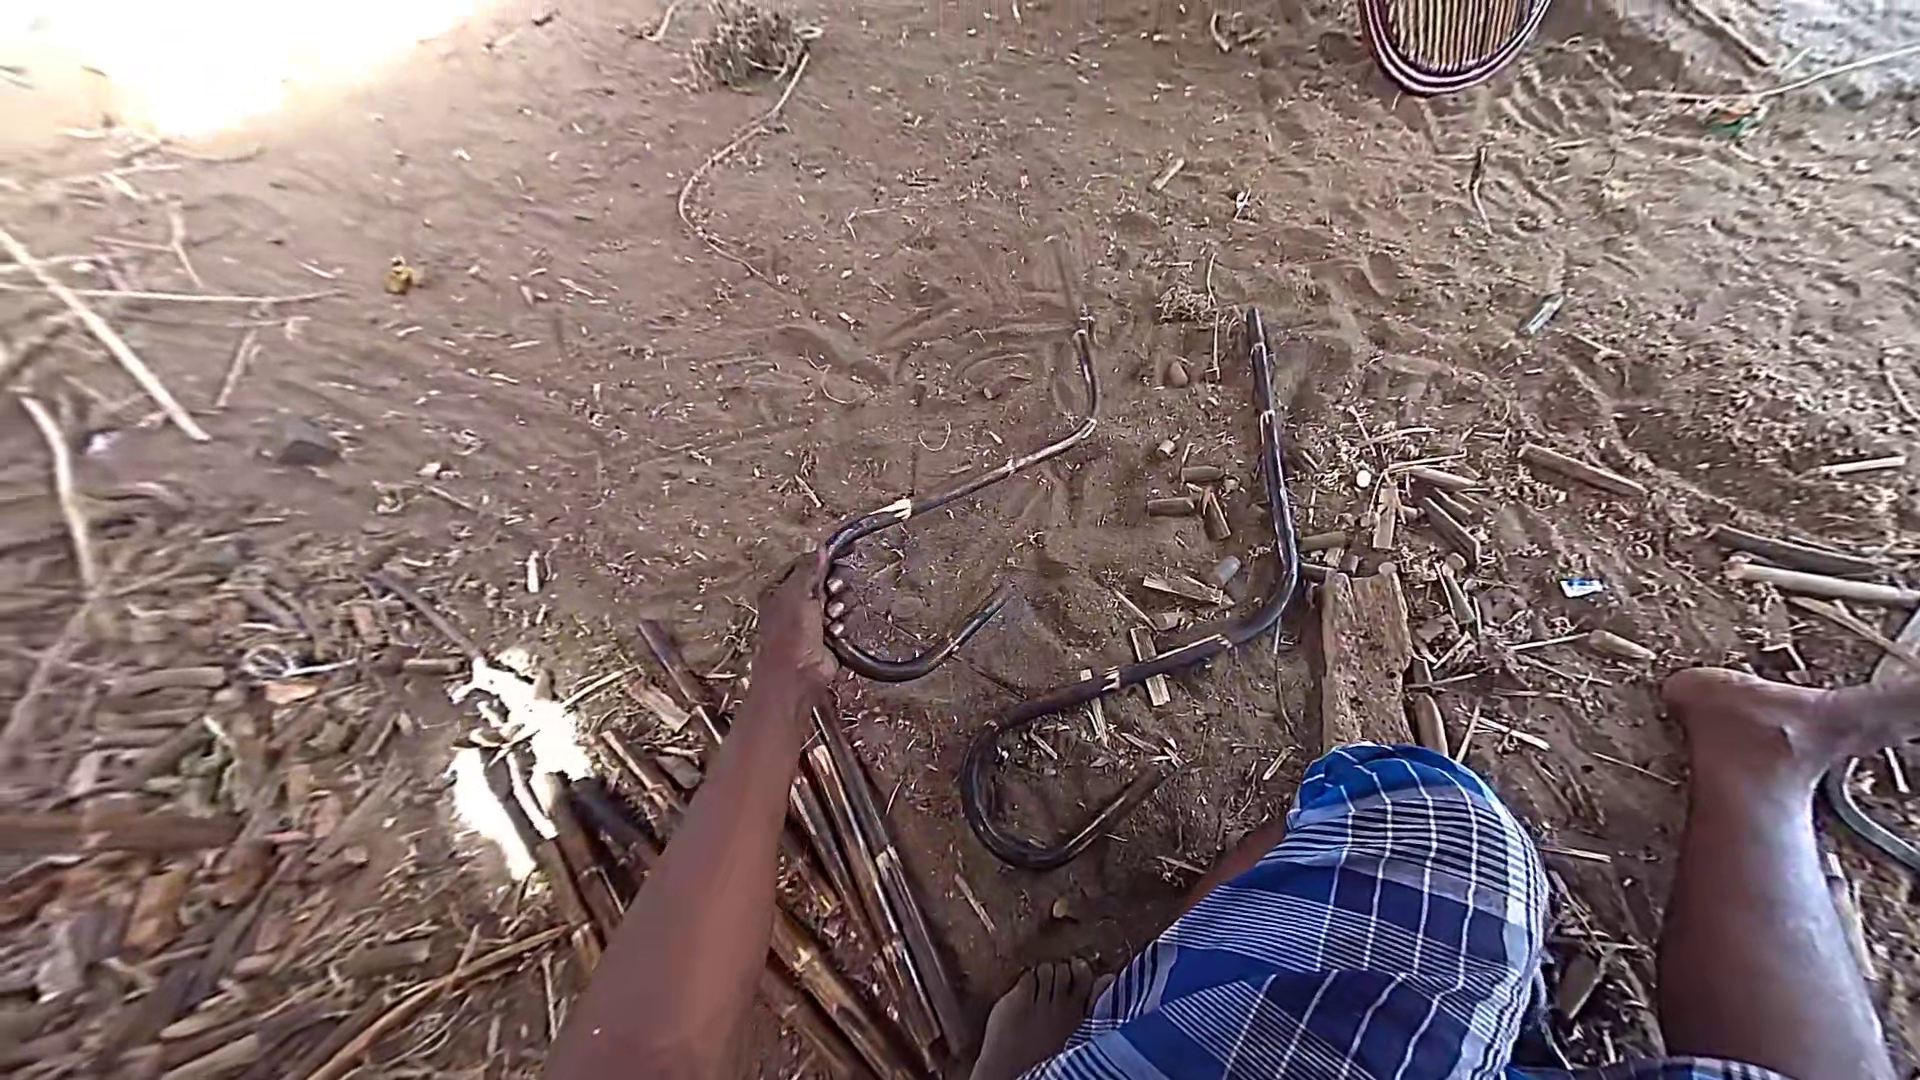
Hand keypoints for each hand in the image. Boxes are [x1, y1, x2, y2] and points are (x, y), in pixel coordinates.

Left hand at [752, 550, 838, 690]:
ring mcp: (815, 618)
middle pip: (828, 579)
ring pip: (841, 598)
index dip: (823, 561)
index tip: (840, 558)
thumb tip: (821, 549)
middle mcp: (797, 601)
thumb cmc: (790, 635)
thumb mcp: (796, 595)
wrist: (797, 675)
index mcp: (781, 588)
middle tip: (834, 592)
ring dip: (841, 606)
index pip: (807, 564)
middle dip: (835, 586)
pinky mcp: (831, 633)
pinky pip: (847, 618)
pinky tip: (837, 631)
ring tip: (833, 618)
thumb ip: (810, 570)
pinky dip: (844, 623)